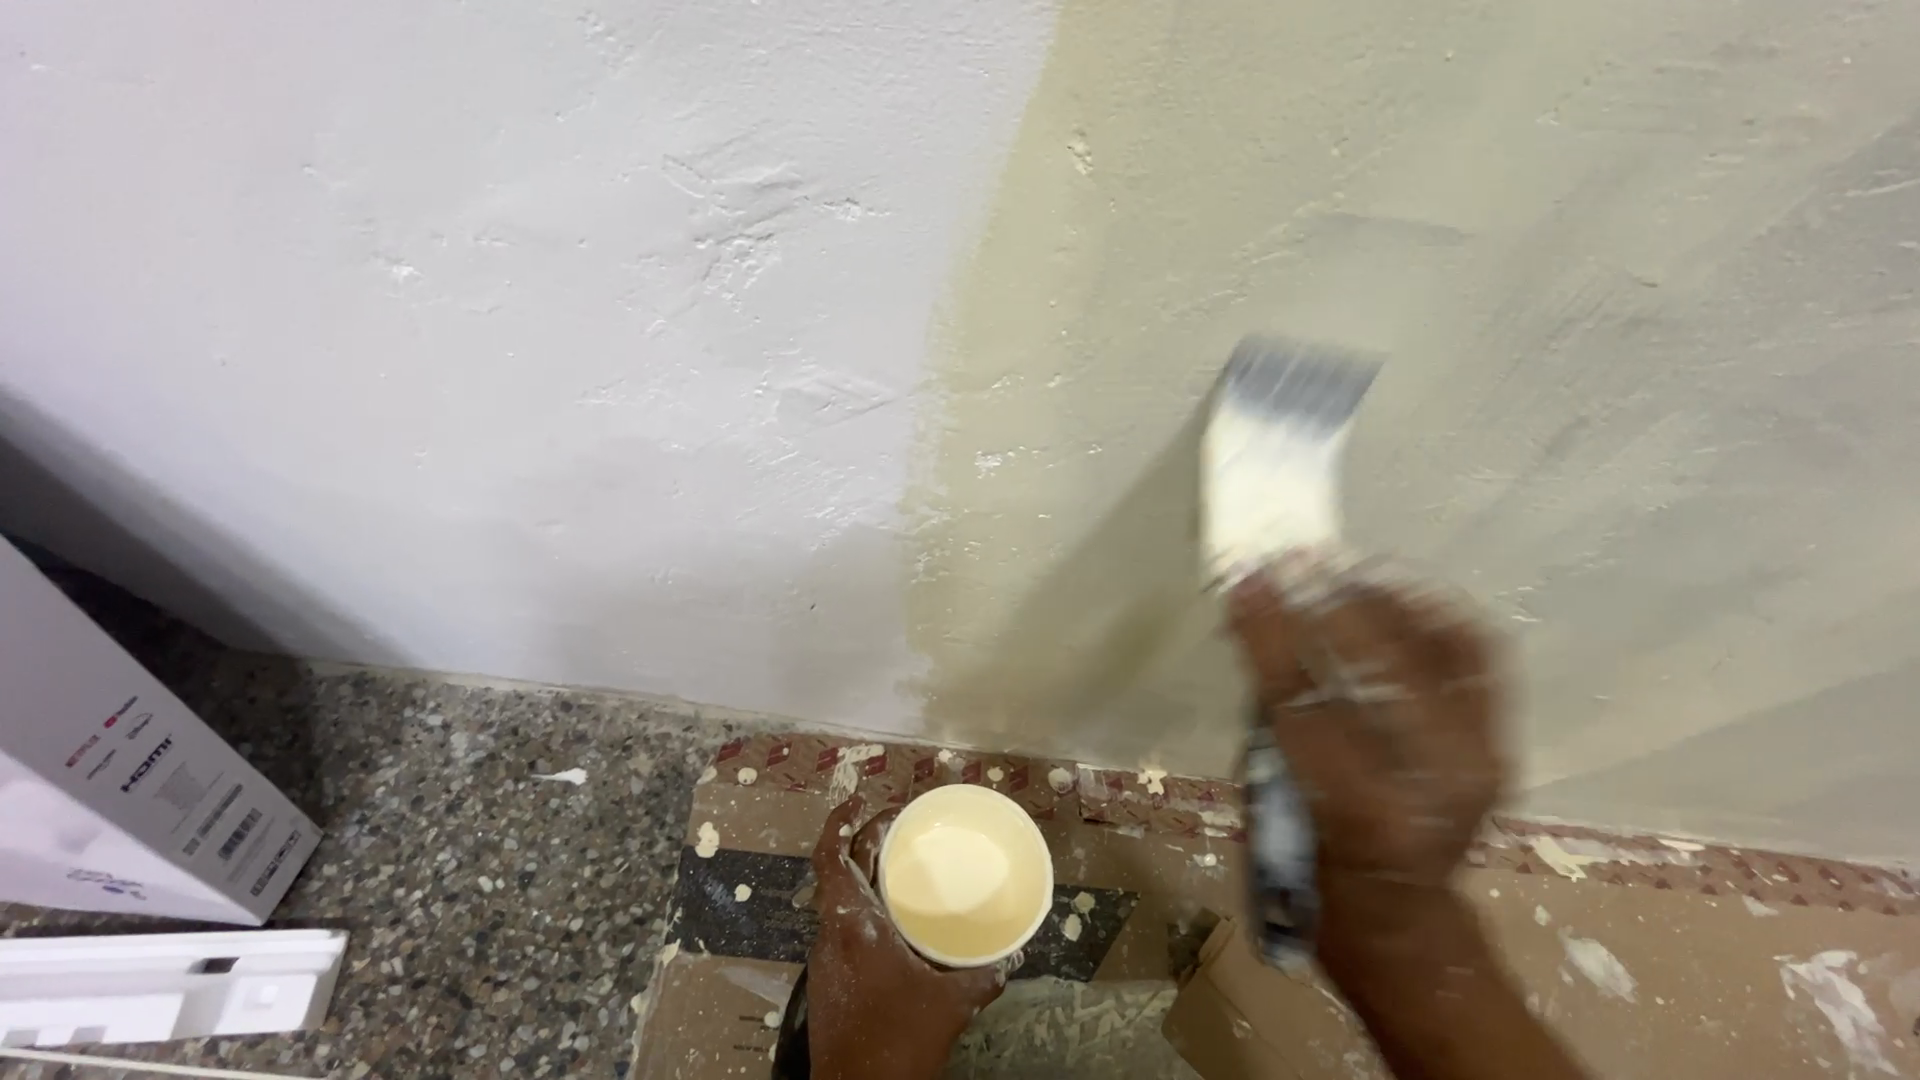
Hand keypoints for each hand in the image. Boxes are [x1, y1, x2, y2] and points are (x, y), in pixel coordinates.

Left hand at [806, 796, 1008, 1079]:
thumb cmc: (897, 1040)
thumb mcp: (949, 1006)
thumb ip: (981, 977)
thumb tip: (1011, 959)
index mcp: (852, 925)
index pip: (830, 858)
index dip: (840, 822)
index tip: (861, 800)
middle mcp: (833, 934)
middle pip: (838, 871)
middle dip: (864, 841)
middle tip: (898, 824)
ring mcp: (828, 959)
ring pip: (839, 900)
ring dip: (863, 874)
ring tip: (897, 863)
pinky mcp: (831, 981)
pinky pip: (845, 927)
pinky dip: (865, 907)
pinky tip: (894, 919)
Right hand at [1225, 565, 1505, 949]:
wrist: (1398, 912)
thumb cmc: (1309, 862)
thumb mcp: (1269, 795)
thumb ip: (1273, 715)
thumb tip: (1262, 625)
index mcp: (1355, 813)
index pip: (1305, 702)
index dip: (1270, 634)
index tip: (1245, 581)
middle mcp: (1432, 787)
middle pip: (1377, 669)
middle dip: (1325, 604)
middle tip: (1288, 559)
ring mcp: (1479, 761)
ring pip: (1435, 651)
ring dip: (1379, 595)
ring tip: (1335, 560)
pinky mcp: (1502, 742)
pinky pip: (1474, 653)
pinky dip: (1431, 609)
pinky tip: (1391, 582)